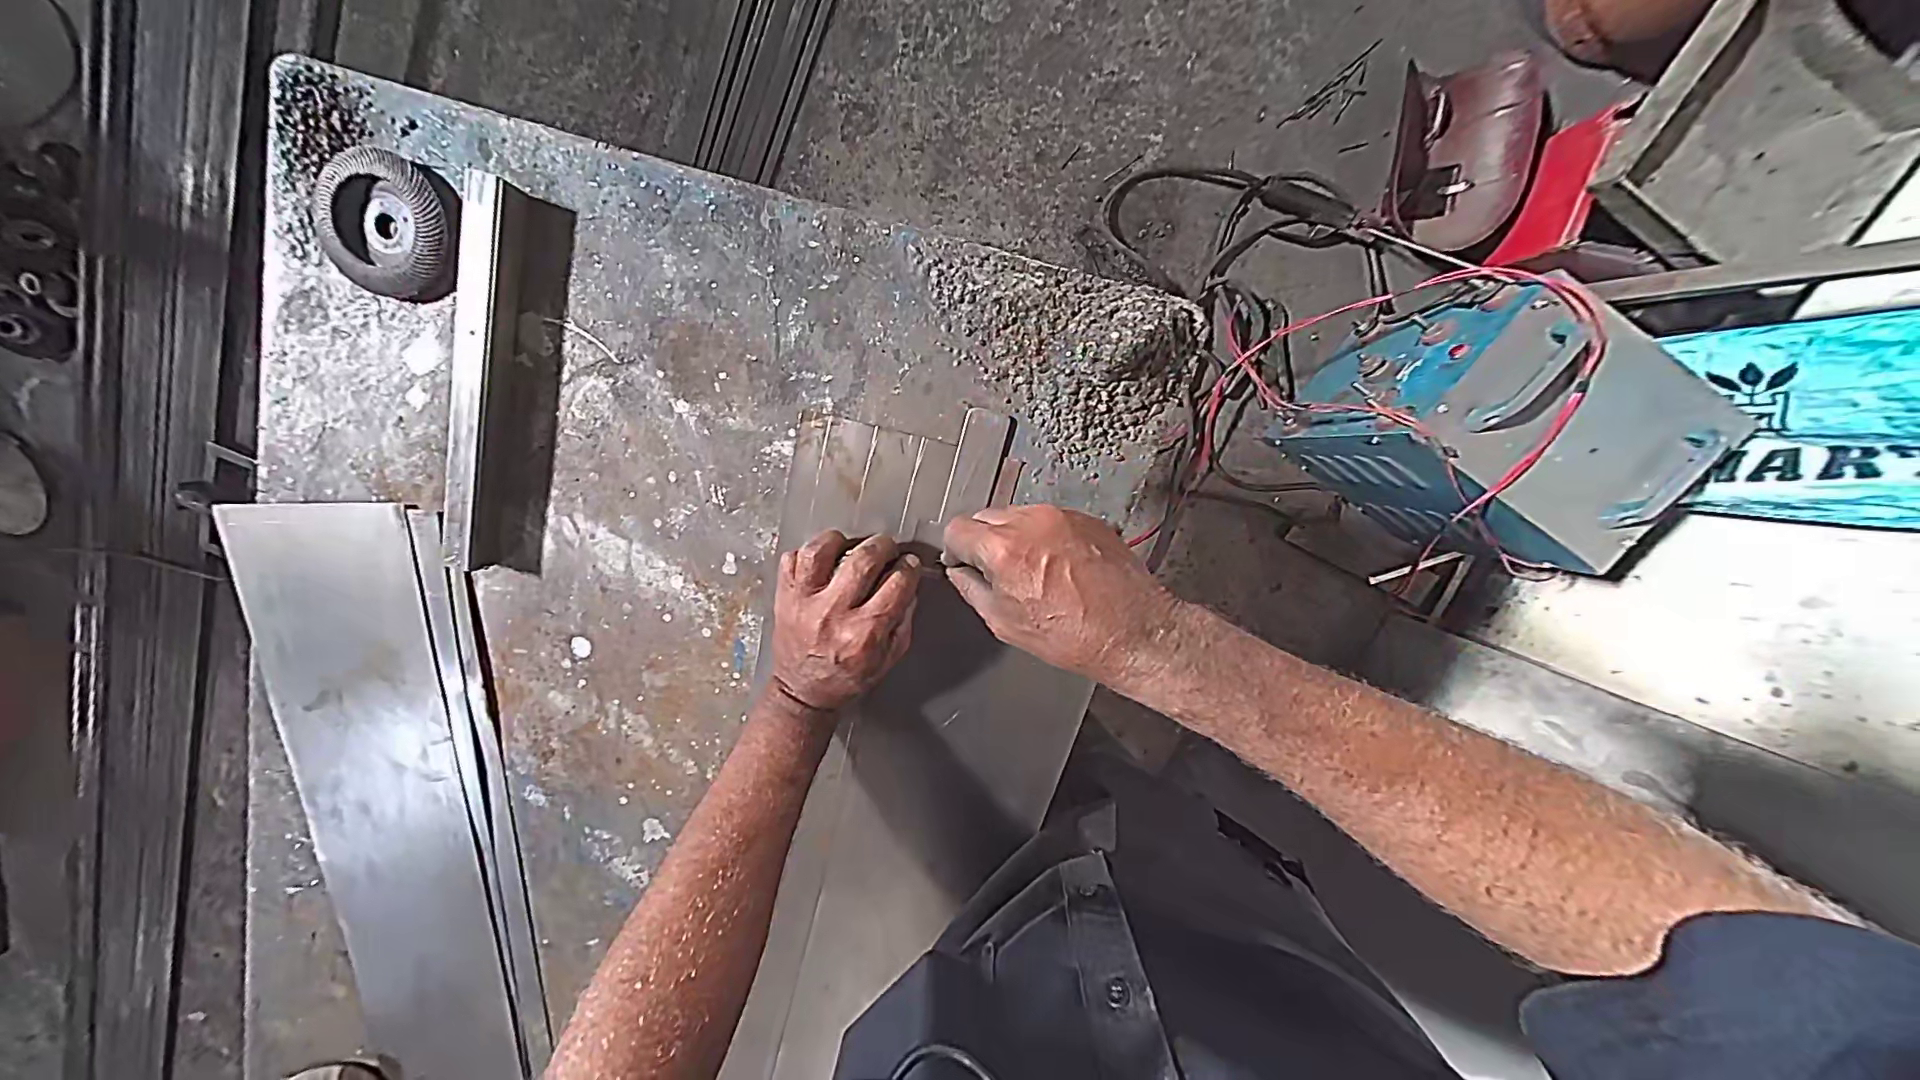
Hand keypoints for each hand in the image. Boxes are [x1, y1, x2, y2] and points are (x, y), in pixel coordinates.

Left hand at [770, 530, 919, 711]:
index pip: (897, 583)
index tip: (909, 564)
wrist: (803, 693)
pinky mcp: (784, 597)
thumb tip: (910, 586)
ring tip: (850, 547)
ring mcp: (804, 603)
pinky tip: (822, 562)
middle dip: (884, 547)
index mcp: (864, 632)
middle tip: (887, 549)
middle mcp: (833, 614)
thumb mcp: (889, 658)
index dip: (908, 567)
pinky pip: (792, 558)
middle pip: (864, 559)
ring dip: (842, 541)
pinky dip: (807, 553)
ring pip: (821, 550)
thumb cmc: (846, 679)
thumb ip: (904, 621)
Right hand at [943, 505, 1181, 684]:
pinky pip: (1047, 519)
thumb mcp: (1004, 622)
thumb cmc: (1075, 634)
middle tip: (998, 572)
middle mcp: (1030, 522)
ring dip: (1014, 537)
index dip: (955, 549)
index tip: (962, 561)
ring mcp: (1060, 516)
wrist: (1131, 630)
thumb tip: (961, 573)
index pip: (957, 529)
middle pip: (984, 516)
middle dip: (984, 542)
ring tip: (1033, 572)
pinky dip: (1043, 536)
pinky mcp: (1083, 517)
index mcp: (1004, 549)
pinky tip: (1056, 565)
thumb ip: (972, 589)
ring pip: (1016, 515)